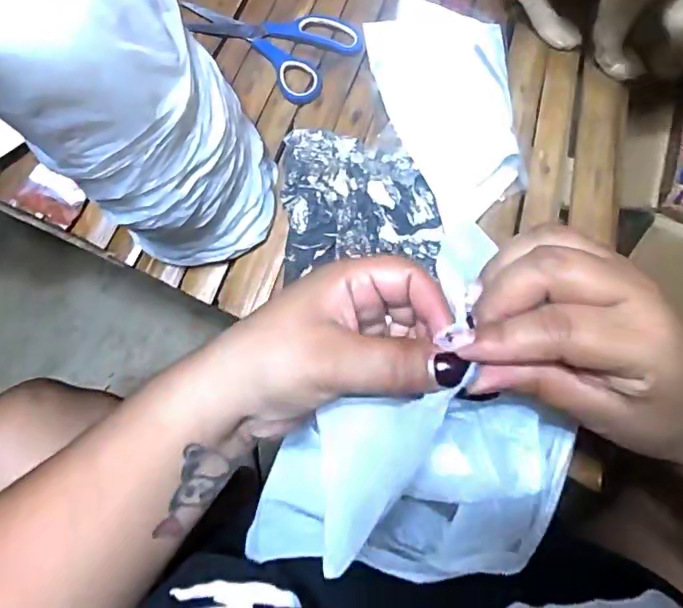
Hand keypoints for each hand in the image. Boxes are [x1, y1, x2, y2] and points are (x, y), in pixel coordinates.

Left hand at [196, 257, 455, 441]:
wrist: (225, 405)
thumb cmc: (276, 362)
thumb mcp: (337, 360)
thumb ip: (396, 363)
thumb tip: (457, 366)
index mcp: (352, 278)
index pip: (410, 277)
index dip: (435, 305)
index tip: (452, 347)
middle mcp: (358, 299)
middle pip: (412, 308)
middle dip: (432, 337)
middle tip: (451, 376)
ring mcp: (355, 332)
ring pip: (405, 339)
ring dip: (420, 362)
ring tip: (437, 392)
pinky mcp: (352, 364)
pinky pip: (391, 364)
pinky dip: (405, 379)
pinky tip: (418, 399)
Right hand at [457, 226, 682, 469]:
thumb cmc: (659, 420)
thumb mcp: (605, 419)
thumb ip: (542, 386)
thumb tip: (477, 370)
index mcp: (642, 338)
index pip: (561, 326)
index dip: (507, 336)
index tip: (463, 350)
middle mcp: (632, 286)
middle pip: (551, 267)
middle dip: (500, 294)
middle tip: (472, 329)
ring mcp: (618, 260)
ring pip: (546, 240)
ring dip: (504, 267)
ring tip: (482, 305)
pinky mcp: (604, 251)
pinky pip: (552, 235)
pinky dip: (518, 252)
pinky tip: (503, 281)